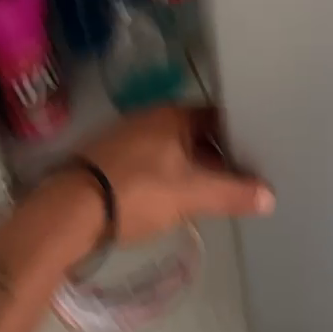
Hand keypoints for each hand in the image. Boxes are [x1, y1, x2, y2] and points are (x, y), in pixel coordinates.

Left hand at [74, 105, 274, 245]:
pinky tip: (162, 196)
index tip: (253, 155)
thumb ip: (233, 194)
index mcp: (175, 115)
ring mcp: (121, 137)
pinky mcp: (100, 160)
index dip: (239, 136)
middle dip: (212, 155)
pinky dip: (158, 175)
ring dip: (184, 166)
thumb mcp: (192, 196)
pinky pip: (143, 161)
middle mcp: (149, 117)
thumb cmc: (137, 193)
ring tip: (200, 189)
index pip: (219, 118)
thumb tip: (270, 197)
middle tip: (232, 177)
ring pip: (167, 148)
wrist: (62, 217)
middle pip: (193, 133)